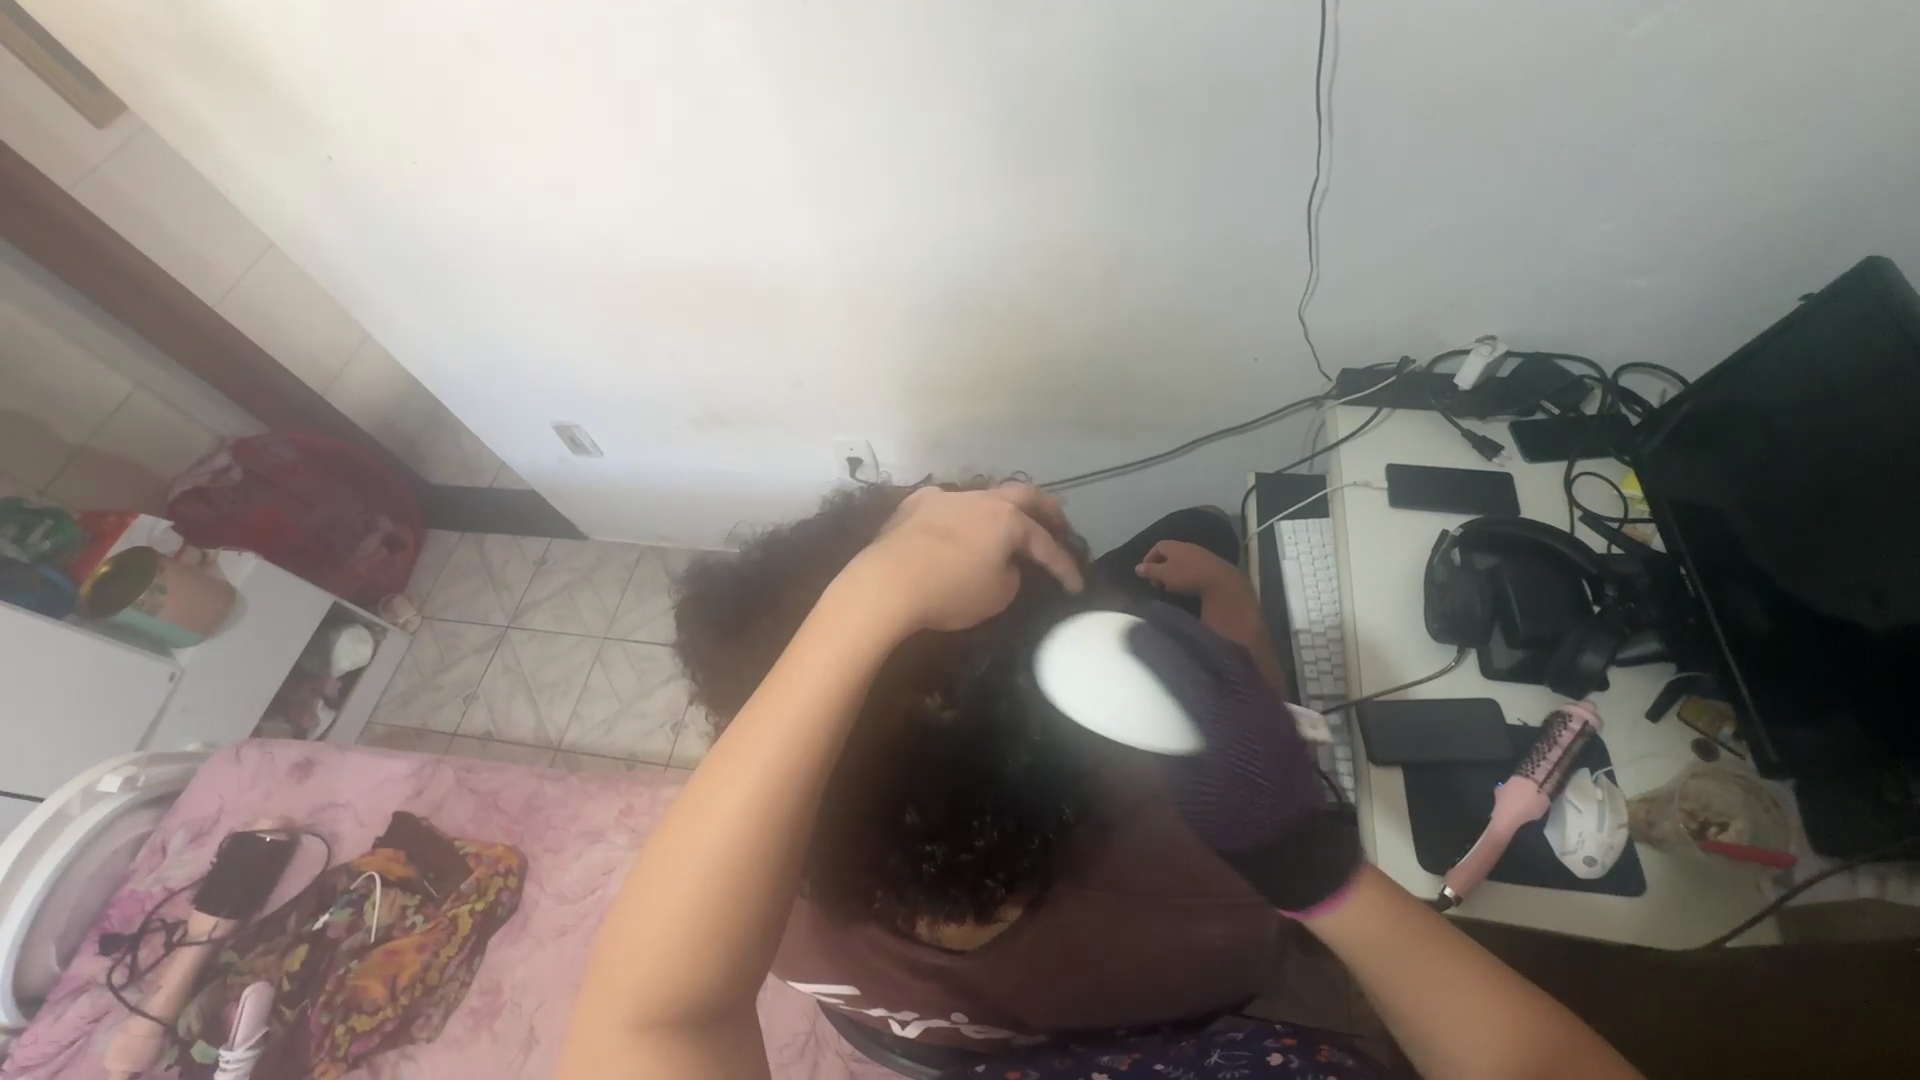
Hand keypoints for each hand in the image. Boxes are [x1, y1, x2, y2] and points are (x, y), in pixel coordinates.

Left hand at [839, 483, 1082, 633]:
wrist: (886, 583)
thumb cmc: (950, 591)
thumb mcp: (998, 595)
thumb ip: (1011, 574)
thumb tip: (1004, 564)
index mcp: (1007, 519)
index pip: (1045, 543)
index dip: (1064, 566)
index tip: (1075, 586)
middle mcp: (980, 499)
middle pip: (1023, 495)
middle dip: (1046, 510)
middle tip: (1060, 523)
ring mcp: (944, 497)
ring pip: (983, 496)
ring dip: (1000, 509)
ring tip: (1008, 522)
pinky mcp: (913, 506)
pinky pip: (947, 506)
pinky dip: (961, 516)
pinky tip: (957, 526)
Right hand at [1136, 541, 1251, 602]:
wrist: (1220, 580)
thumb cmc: (1187, 575)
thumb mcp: (1164, 575)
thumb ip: (1150, 571)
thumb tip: (1137, 567)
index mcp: (1173, 546)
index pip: (1157, 546)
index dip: (1149, 558)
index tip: (1146, 572)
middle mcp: (1187, 546)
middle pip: (1170, 554)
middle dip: (1161, 567)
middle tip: (1158, 582)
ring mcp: (1200, 554)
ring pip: (1182, 561)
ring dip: (1174, 572)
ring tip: (1171, 587)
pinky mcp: (1211, 563)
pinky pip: (1193, 567)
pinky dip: (1186, 575)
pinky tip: (1187, 586)